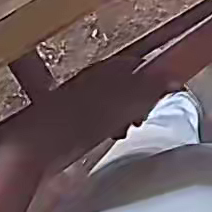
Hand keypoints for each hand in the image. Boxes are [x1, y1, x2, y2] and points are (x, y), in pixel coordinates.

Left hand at [10, 52, 169, 162]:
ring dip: (126, 113)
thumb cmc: (83, 121)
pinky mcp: (69, 116)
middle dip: (141, 98)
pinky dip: (110, 123)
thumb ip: (152, 89)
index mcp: (107, 69)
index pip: (139, 65)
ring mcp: (79, 96)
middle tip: (147, 116)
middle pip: (127, 82)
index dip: (156, 79)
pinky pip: (99, 114)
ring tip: (129, 129)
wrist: (36, 146)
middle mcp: (92, 77)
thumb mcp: (126, 103)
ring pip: (113, 99)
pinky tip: (109, 136)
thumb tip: (175, 79)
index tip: (168, 96)